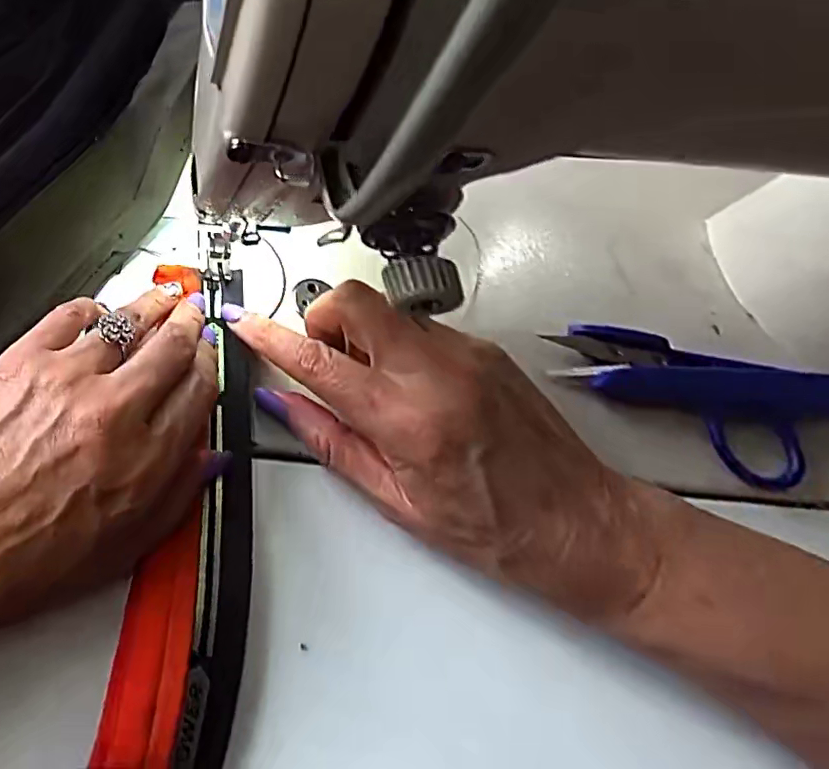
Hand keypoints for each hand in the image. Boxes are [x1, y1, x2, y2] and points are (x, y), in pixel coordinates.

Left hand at [0, 285, 218, 643]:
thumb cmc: (23, 556)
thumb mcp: (121, 549)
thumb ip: (176, 497)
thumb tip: (208, 458)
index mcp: (142, 460)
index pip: (198, 389)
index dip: (210, 366)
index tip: (207, 359)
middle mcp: (112, 412)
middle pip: (172, 346)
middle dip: (190, 325)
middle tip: (191, 317)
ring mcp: (68, 379)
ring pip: (128, 321)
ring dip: (152, 306)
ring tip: (162, 299)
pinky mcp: (25, 360)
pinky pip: (73, 314)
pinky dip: (94, 308)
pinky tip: (101, 312)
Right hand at [228, 281, 669, 623]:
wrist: (582, 522)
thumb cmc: (496, 529)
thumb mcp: (397, 501)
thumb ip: (333, 443)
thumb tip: (286, 405)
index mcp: (407, 418)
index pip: (318, 362)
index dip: (271, 338)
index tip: (246, 322)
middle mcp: (436, 370)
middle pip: (353, 300)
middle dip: (322, 318)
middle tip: (325, 358)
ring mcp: (465, 351)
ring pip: (385, 311)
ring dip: (362, 337)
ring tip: (376, 388)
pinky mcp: (483, 346)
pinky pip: (419, 328)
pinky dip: (399, 347)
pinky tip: (415, 391)